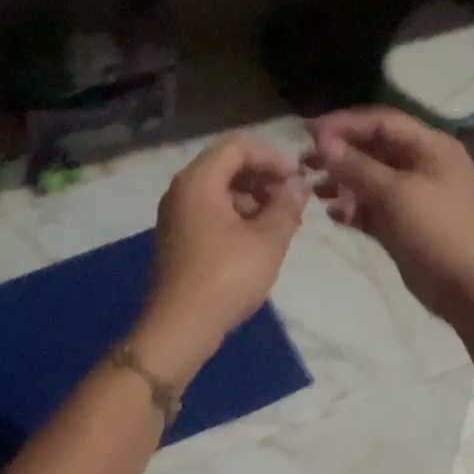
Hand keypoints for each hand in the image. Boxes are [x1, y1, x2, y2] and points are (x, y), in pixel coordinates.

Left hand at [140, 134, 306, 378]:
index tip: (297, 181)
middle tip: (293, 206)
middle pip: (227, 167)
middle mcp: (181, 191)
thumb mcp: (267, 241)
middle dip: (263, 180)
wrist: (180, 327)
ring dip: (253, 201)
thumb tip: (298, 185)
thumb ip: (286, 206)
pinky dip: (237, 218)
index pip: (238, 146)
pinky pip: (211, 214)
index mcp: (198, 182)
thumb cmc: (226, 278)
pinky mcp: (178, 239)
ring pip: (220, 192)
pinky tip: (259, 242)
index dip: (272, 158)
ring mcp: (176, 216)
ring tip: (282, 227)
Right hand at [306, 108, 473, 320]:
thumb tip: (323, 142)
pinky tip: (333, 216)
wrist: (472, 288)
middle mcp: (422, 166)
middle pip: (373, 150)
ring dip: (342, 182)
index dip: (344, 124)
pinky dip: (353, 209)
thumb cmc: (439, 231)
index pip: (381, 123)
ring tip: (314, 192)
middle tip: (304, 163)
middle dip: (339, 154)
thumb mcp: (396, 193)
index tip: (308, 134)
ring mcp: (413, 197)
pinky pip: (372, 209)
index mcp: (430, 147)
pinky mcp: (403, 225)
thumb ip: (357, 166)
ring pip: (370, 180)